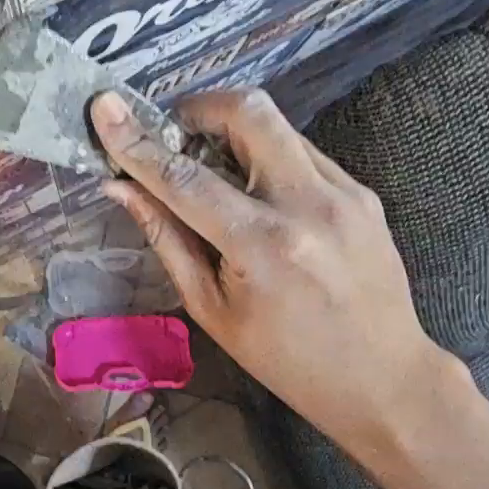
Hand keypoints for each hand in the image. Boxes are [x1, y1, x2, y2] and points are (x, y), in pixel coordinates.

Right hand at [89, 89, 469, 450]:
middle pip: (249, 114)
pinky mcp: (363, 193)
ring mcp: (345, 193)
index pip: (185, 178)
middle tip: (175, 133)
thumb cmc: (283, 358)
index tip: (105, 108)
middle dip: (199, 108)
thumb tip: (121, 187)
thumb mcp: (210, 308)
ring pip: (277, 125)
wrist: (383, 379)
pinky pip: (301, 151)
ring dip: (232, 131)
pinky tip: (255, 193)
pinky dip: (265, 157)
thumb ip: (166, 238)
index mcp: (262, 246)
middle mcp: (308, 206)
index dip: (138, 141)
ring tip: (212, 167)